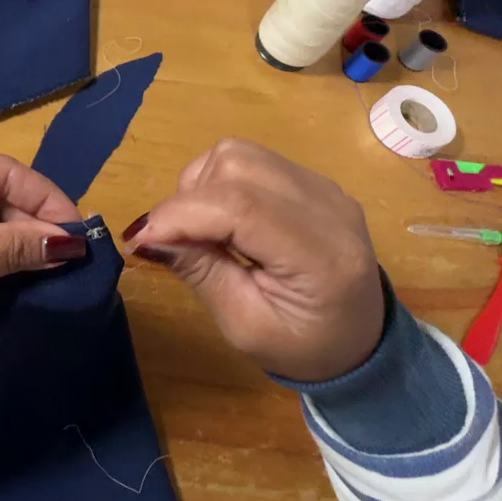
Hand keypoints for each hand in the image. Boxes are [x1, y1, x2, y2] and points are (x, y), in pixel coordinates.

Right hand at [126, 138, 384, 381]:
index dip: (181, 214)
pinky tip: (226, 218)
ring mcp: (323, 186)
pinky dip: (219, 179)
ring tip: (205, 229)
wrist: (362, 342)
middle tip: (177, 241)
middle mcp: (329, 208)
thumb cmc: (302, 346)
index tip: (140, 238)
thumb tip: (145, 234)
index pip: (241, 207)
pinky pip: (249, 158)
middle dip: (189, 199)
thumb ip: (198, 271)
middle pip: (236, 167)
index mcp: (323, 257)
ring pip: (237, 154)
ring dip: (202, 185)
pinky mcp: (312, 179)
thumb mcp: (243, 325)